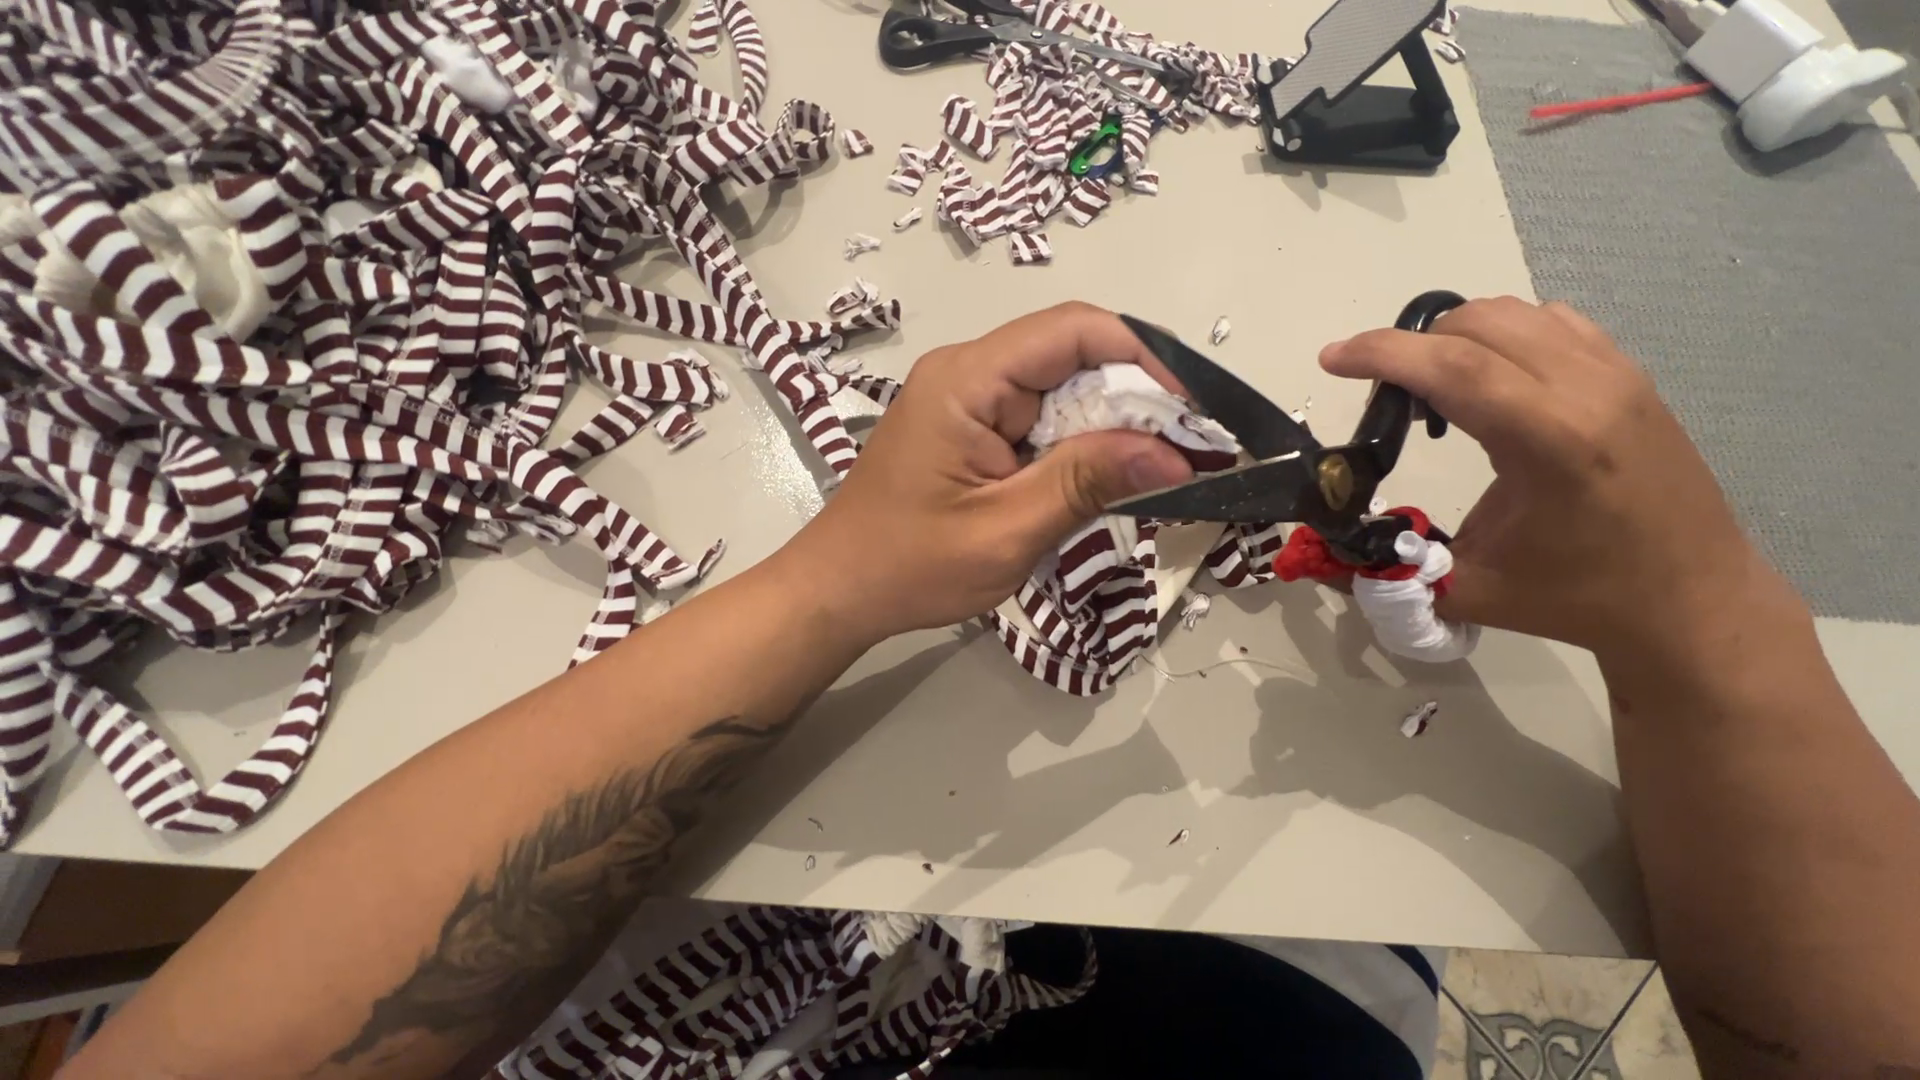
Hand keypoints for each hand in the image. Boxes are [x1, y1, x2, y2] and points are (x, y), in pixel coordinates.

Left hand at [777, 303, 1195, 645]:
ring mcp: (968, 400)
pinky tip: (1109, 478)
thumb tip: (1174, 452)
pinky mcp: (972, 428)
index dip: (1143, 357)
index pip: (1072, 330)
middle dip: (1136, 397)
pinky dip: (1081, 445)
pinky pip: (1042, 419)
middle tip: (1191, 449)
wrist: (841, 590)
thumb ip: (1086, 482)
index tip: (1192, 411)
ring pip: (1063, 389)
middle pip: (1072, 355)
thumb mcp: (1006, 530)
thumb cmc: (910, 567)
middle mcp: (966, 372)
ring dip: (1113, 425)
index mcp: (965, 380)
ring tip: (1162, 467)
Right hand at [1321, 297, 1770, 659]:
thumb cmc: (1576, 599)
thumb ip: (1392, 559)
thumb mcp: (1466, 588)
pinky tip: (1491, 380)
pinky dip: (1504, 335)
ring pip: (1516, 313)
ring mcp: (1617, 377)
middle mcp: (1588, 391)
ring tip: (1432, 387)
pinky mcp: (1632, 378)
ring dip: (1455, 336)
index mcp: (1549, 441)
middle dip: (1410, 345)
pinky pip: (1553, 323)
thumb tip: (1324, 548)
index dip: (1380, 353)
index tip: (1330, 360)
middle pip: (1476, 325)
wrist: (1691, 602)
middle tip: (1380, 392)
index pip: (1452, 366)